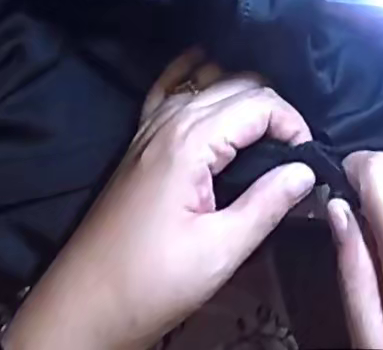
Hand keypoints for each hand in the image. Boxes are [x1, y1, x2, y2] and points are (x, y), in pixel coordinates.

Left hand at [7, 51, 317, 349]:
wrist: (75, 317)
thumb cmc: (148, 286)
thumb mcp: (219, 254)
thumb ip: (269, 203)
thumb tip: (307, 169)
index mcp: (192, 142)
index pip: (262, 104)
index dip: (294, 124)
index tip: (306, 159)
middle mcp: (173, 121)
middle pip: (243, 84)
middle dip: (277, 109)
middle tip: (292, 150)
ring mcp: (152, 126)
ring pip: (213, 78)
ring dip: (246, 92)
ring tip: (267, 127)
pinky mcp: (139, 138)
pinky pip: (169, 85)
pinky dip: (193, 71)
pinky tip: (207, 64)